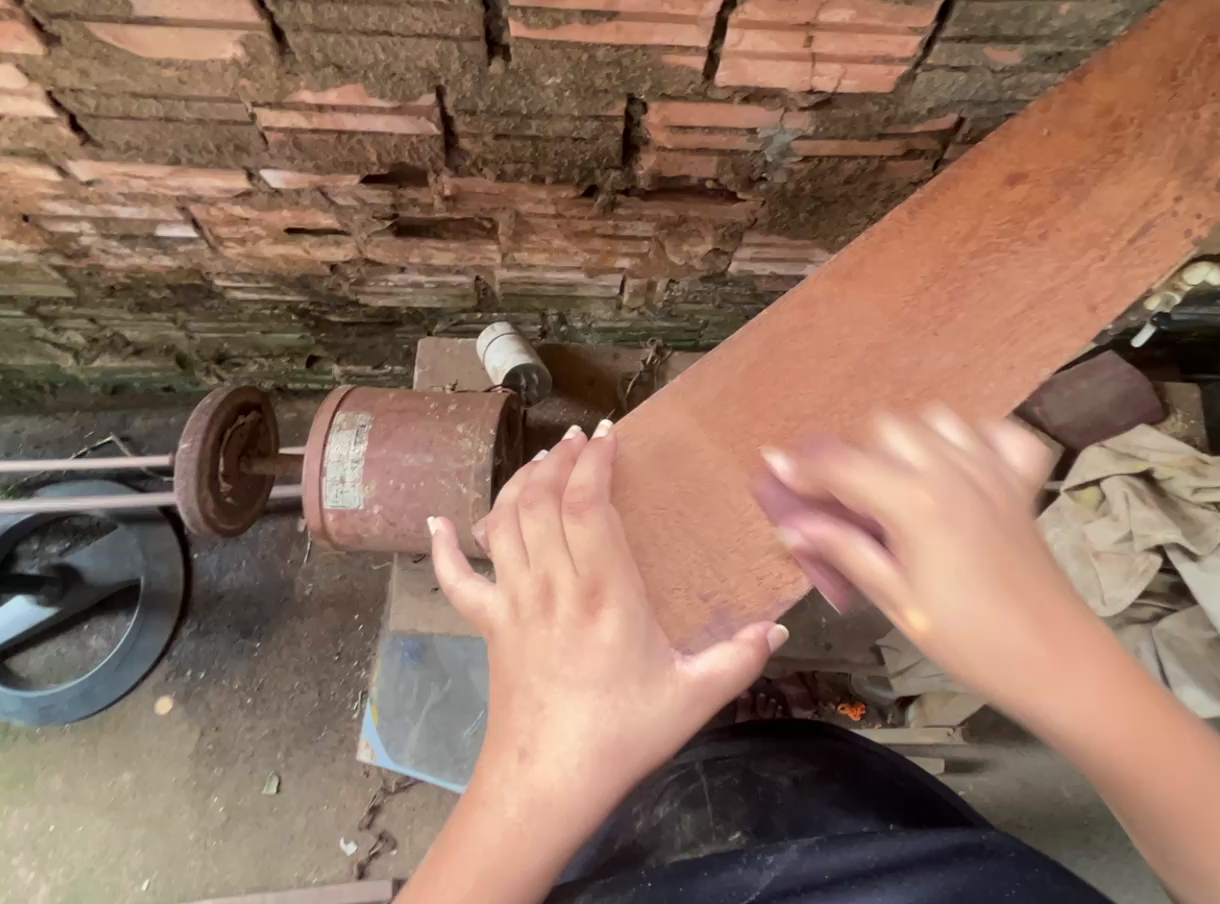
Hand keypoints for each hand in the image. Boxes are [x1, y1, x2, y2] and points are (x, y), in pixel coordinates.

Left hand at [431, 422, 788, 817]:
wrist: (547, 784)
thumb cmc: (621, 735)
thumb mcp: (693, 698)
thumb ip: (739, 658)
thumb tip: (780, 629)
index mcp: (604, 591)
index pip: (589, 504)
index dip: (594, 462)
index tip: (606, 436)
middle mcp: (553, 584)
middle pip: (543, 500)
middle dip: (558, 459)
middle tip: (576, 439)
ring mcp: (513, 601)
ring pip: (504, 522)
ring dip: (518, 484)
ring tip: (540, 463)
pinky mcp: (489, 624)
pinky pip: (457, 580)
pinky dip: (444, 548)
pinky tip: (439, 524)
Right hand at [759, 408, 1099, 717]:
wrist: (1061, 665)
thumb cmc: (971, 642)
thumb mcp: (897, 601)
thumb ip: (845, 552)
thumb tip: (790, 528)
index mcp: (916, 503)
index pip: (842, 466)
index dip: (802, 467)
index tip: (775, 469)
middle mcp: (953, 471)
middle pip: (884, 427)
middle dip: (854, 454)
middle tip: (843, 498)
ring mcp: (992, 471)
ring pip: (933, 418)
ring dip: (905, 441)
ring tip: (895, 481)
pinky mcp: (1021, 482)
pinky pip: (995, 432)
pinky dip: (971, 437)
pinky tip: (956, 466)